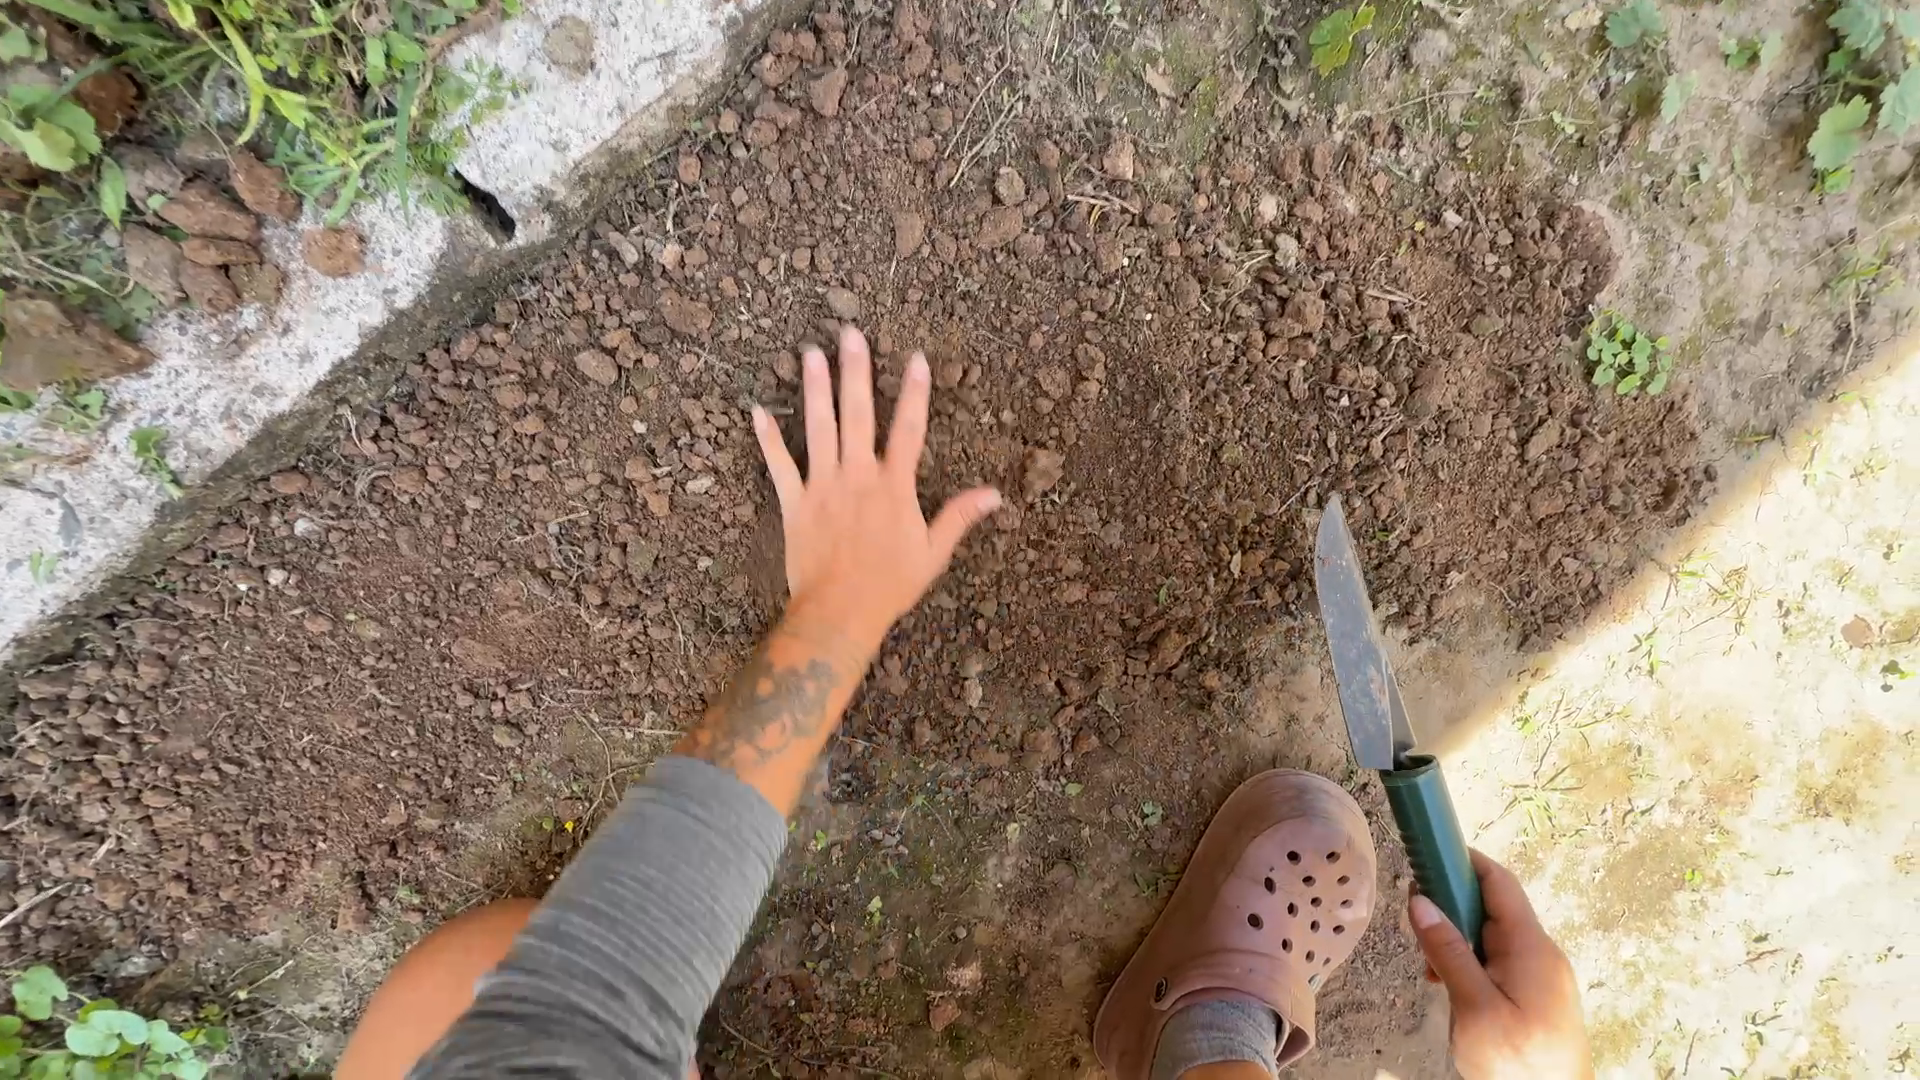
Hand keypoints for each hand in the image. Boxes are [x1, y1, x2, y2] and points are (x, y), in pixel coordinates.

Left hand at [751, 325, 1000, 650]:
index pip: (909, 429)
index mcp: (893, 487)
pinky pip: (779, 465)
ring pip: (819, 428)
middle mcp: (857, 476)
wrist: (838, 613)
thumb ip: (959, 517)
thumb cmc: (889, 585)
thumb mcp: (933, 553)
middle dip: (856, 372)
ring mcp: (823, 486)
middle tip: (850, 333)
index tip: (916, 358)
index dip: (915, 393)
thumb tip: (995, 495)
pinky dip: (768, 439)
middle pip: (858, 415)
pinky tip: (757, 410)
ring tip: (810, 353)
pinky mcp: (794, 503)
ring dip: (815, 389)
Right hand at [1408, 850, 1593, 1079]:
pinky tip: (1446, 984)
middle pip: (1489, 906)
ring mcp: (1540, 976)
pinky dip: (1465, 959)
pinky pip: (1494, 959)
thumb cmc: (1516, 1063)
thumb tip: (1419, 899)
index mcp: (1532, 948)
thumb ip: (1447, 951)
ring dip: (1453, 938)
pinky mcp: (1534, 996)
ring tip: (1429, 966)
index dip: (1462, 859)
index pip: (1498, 881)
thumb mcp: (1474, 1008)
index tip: (1423, 852)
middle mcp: (1540, 954)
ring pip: (1488, 934)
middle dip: (1448, 905)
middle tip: (1415, 923)